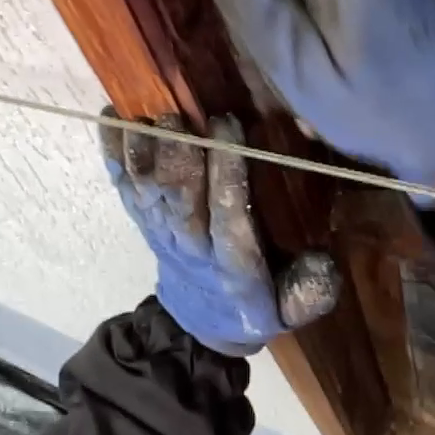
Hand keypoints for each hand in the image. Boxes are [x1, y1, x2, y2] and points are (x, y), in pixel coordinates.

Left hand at [102, 112, 339, 354]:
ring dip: (144, 149)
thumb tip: (324, 263)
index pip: (227, 208)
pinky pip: (121, 182)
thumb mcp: (289, 309)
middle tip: (183, 115)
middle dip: (178, 152)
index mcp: (231, 259)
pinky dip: (113, 149)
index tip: (228, 124)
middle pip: (179, 193)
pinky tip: (111, 115)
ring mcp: (159, 226)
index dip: (225, 166)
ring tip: (150, 113)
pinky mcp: (140, 216)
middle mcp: (189, 240)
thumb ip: (309, 290)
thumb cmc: (253, 302)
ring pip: (146, 185)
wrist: (199, 321)